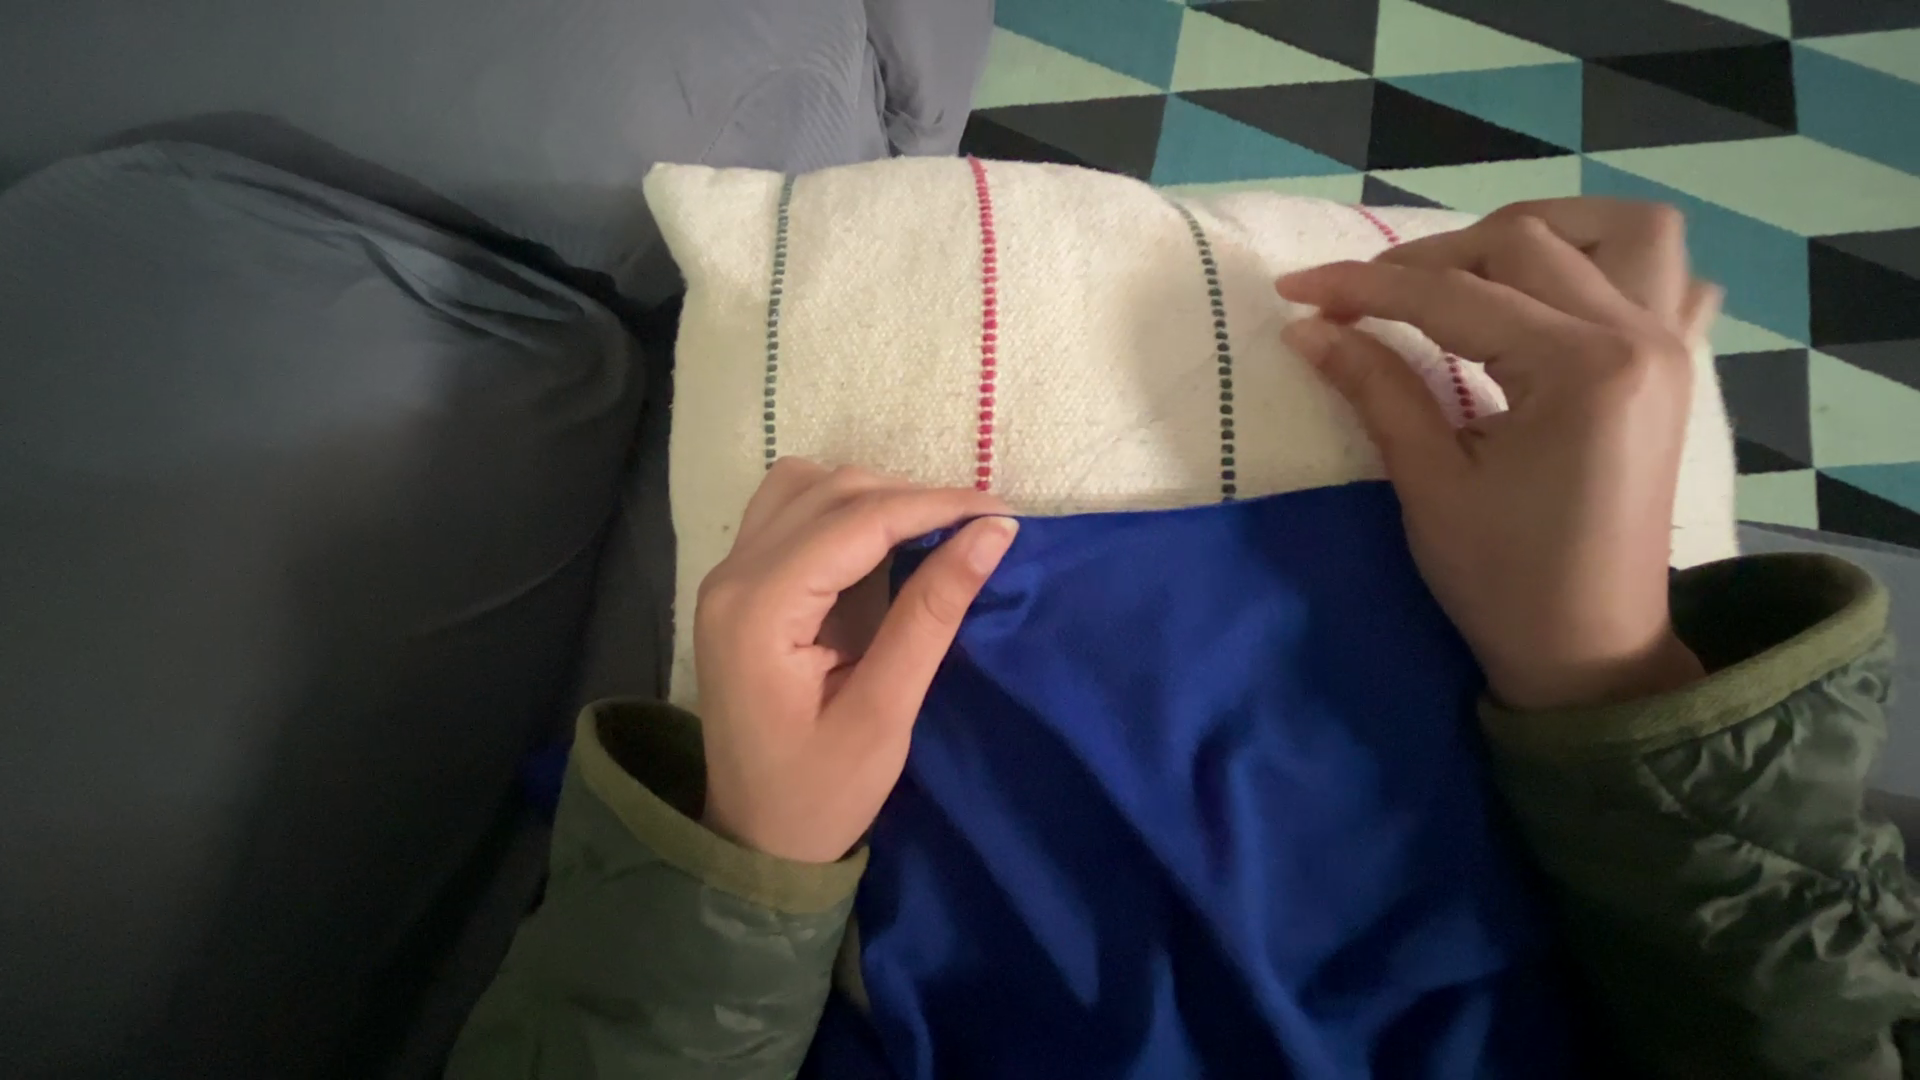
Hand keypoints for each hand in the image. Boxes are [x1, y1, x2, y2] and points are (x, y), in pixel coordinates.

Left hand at [693, 459, 1017, 862]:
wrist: (753, 838)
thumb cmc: (820, 795)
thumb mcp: (885, 712)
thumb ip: (932, 614)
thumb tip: (992, 533)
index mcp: (759, 610)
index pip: (857, 521)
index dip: (934, 506)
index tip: (1000, 513)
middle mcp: (732, 576)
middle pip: (830, 492)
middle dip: (911, 497)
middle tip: (976, 528)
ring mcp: (728, 576)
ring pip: (806, 487)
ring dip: (874, 495)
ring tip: (931, 529)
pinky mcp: (739, 584)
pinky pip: (790, 510)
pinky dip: (842, 507)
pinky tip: (878, 538)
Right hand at [1276, 199, 1719, 710]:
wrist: (1587, 643)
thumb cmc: (1500, 575)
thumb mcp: (1427, 482)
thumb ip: (1374, 389)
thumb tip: (1307, 329)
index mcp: (1580, 369)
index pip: (1452, 297)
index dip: (1362, 287)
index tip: (1295, 291)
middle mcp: (1641, 335)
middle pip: (1525, 244)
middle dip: (1424, 260)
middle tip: (1356, 299)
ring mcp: (1671, 345)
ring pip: (1616, 231)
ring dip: (1528, 235)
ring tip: (1456, 274)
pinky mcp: (1672, 367)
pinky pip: (1663, 275)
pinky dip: (1601, 262)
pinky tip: (1550, 296)